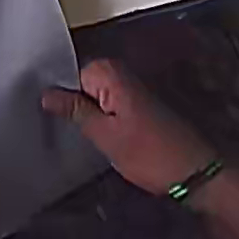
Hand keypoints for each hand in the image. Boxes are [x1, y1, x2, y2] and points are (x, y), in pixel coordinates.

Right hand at [41, 58, 215, 195]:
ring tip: (84, 134)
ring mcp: (128, 84)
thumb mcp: (104, 135)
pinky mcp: (135, 100)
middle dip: (74, 103)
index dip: (61, 96)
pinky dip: (100, 116)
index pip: (68, 74)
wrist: (192, 169)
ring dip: (87, 112)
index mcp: (107, 70)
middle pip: (81, 82)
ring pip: (94, 94)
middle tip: (69, 128)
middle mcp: (118, 69)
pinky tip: (99, 134)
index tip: (52, 115)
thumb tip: (46, 93)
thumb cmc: (148, 152)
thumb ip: (74, 110)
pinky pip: (107, 102)